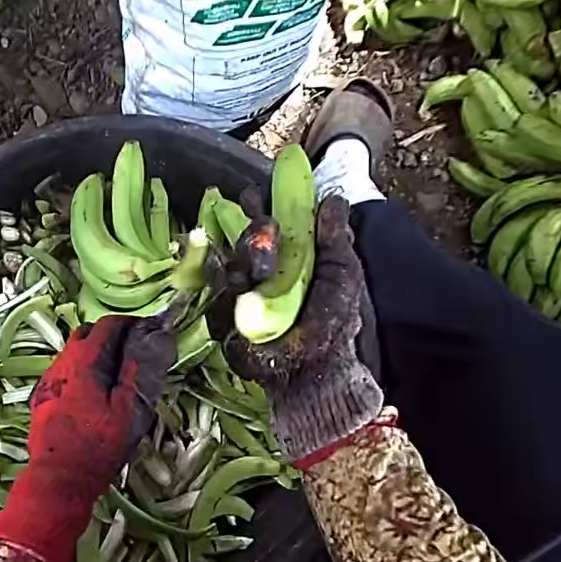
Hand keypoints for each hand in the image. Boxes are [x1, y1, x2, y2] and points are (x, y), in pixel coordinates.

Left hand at [0, 316, 174, 561]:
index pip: (106, 326)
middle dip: (107, 333)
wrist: (58, 479)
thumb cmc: (96, 448)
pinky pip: (62, 372)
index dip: (127, 322)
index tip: (143, 328)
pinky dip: (78, 369)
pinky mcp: (41, 397)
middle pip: (85, 333)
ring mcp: (48, 381)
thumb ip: (132, 377)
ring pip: (71, 352)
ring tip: (113, 368)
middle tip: (128, 345)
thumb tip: (140, 350)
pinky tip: (91, 388)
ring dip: (92, 351)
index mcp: (84, 363)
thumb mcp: (126, 412)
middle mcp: (61, 365)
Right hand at [225, 197, 383, 461]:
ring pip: (228, 268)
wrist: (321, 367)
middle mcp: (257, 275)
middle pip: (242, 243)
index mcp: (284, 260)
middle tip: (267, 226)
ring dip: (245, 259)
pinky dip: (228, 293)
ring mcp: (238, 299)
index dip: (256, 209)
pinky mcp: (225, 324)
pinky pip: (218, 302)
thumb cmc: (334, 319)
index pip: (263, 227)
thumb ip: (335, 236)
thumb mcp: (342, 272)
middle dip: (252, 232)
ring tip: (264, 263)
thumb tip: (333, 198)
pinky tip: (239, 287)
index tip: (253, 194)